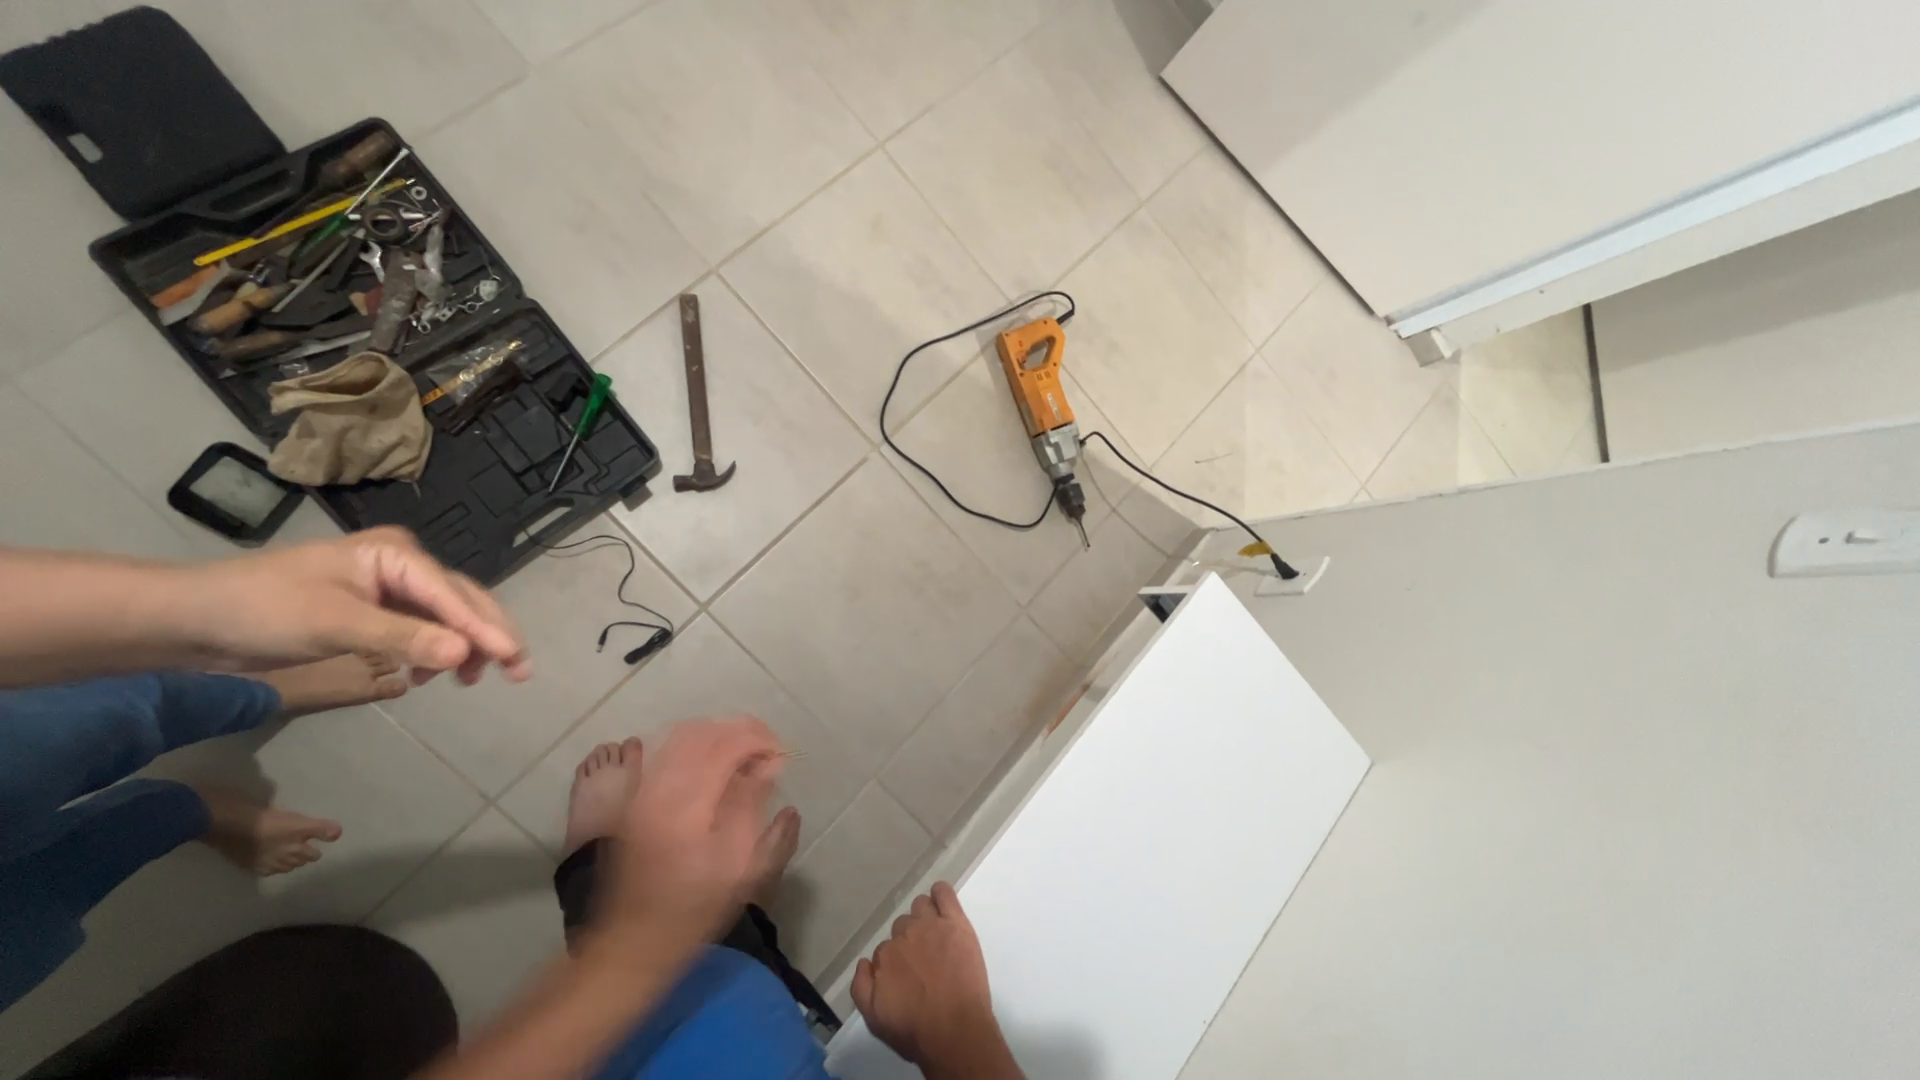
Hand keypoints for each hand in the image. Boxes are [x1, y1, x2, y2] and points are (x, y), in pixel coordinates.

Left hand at [178, 527, 528, 683]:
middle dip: (488, 637)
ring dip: (463, 648)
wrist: (191, 621)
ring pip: (446, 618)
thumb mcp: (336, 624)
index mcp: (396, 554)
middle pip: (462, 602)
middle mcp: (401, 566)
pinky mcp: (373, 613)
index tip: (514, 658)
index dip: (485, 629)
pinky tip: (427, 677)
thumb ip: (404, 637)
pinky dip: (433, 653)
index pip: (453, 594)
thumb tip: (463, 655)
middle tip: (518, 672)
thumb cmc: (262, 610)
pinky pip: (422, 630)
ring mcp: (388, 589)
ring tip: (470, 681)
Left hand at [599, 717, 783, 965]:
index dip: (760, 740)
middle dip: (740, 731)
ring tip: (744, 755)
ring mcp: (642, 789)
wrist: (631, 942)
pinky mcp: (633, 798)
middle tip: (767, 750)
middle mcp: (662, 785)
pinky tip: (711, 766)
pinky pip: (664, 752)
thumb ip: (755, 807)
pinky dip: (693, 746)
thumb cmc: (695, 910)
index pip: (728, 743)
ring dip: (716, 735)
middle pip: (703, 731)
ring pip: (680, 736)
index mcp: (690, 801)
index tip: (781, 756)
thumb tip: (770, 765)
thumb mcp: (741, 867)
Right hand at [853, 883, 1013, 1073]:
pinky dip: (940, 892)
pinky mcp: (956, 922)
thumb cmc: (915, 1029)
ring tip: (934, 936)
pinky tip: (941, 900)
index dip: (895, 962)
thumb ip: (860, 986)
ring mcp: (932, 925)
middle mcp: (905, 935)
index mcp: (885, 955)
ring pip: (920, 906)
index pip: (885, 948)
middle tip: (923, 961)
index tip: (905, 976)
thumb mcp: (873, 1017)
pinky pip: (944, 893)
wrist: (955, 1032)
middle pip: (903, 926)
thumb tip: (864, 962)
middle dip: (909, 940)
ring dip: (924, 917)